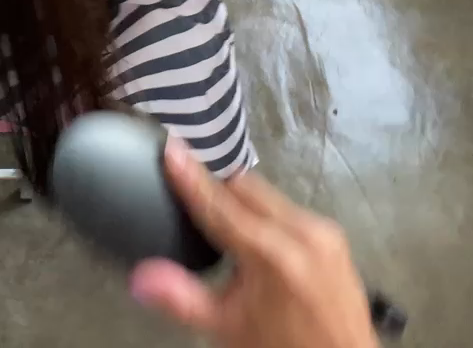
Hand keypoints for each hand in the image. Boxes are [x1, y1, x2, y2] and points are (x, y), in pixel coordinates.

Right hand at [131, 141, 378, 347]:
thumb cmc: (280, 347)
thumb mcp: (227, 328)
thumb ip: (181, 298)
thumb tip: (139, 277)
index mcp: (273, 257)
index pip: (219, 204)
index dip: (191, 175)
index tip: (170, 146)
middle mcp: (302, 233)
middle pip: (242, 187)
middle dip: (214, 185)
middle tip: (186, 188)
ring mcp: (323, 231)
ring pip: (263, 191)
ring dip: (237, 196)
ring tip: (216, 212)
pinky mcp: (333, 233)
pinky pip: (284, 204)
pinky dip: (261, 208)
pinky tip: (251, 226)